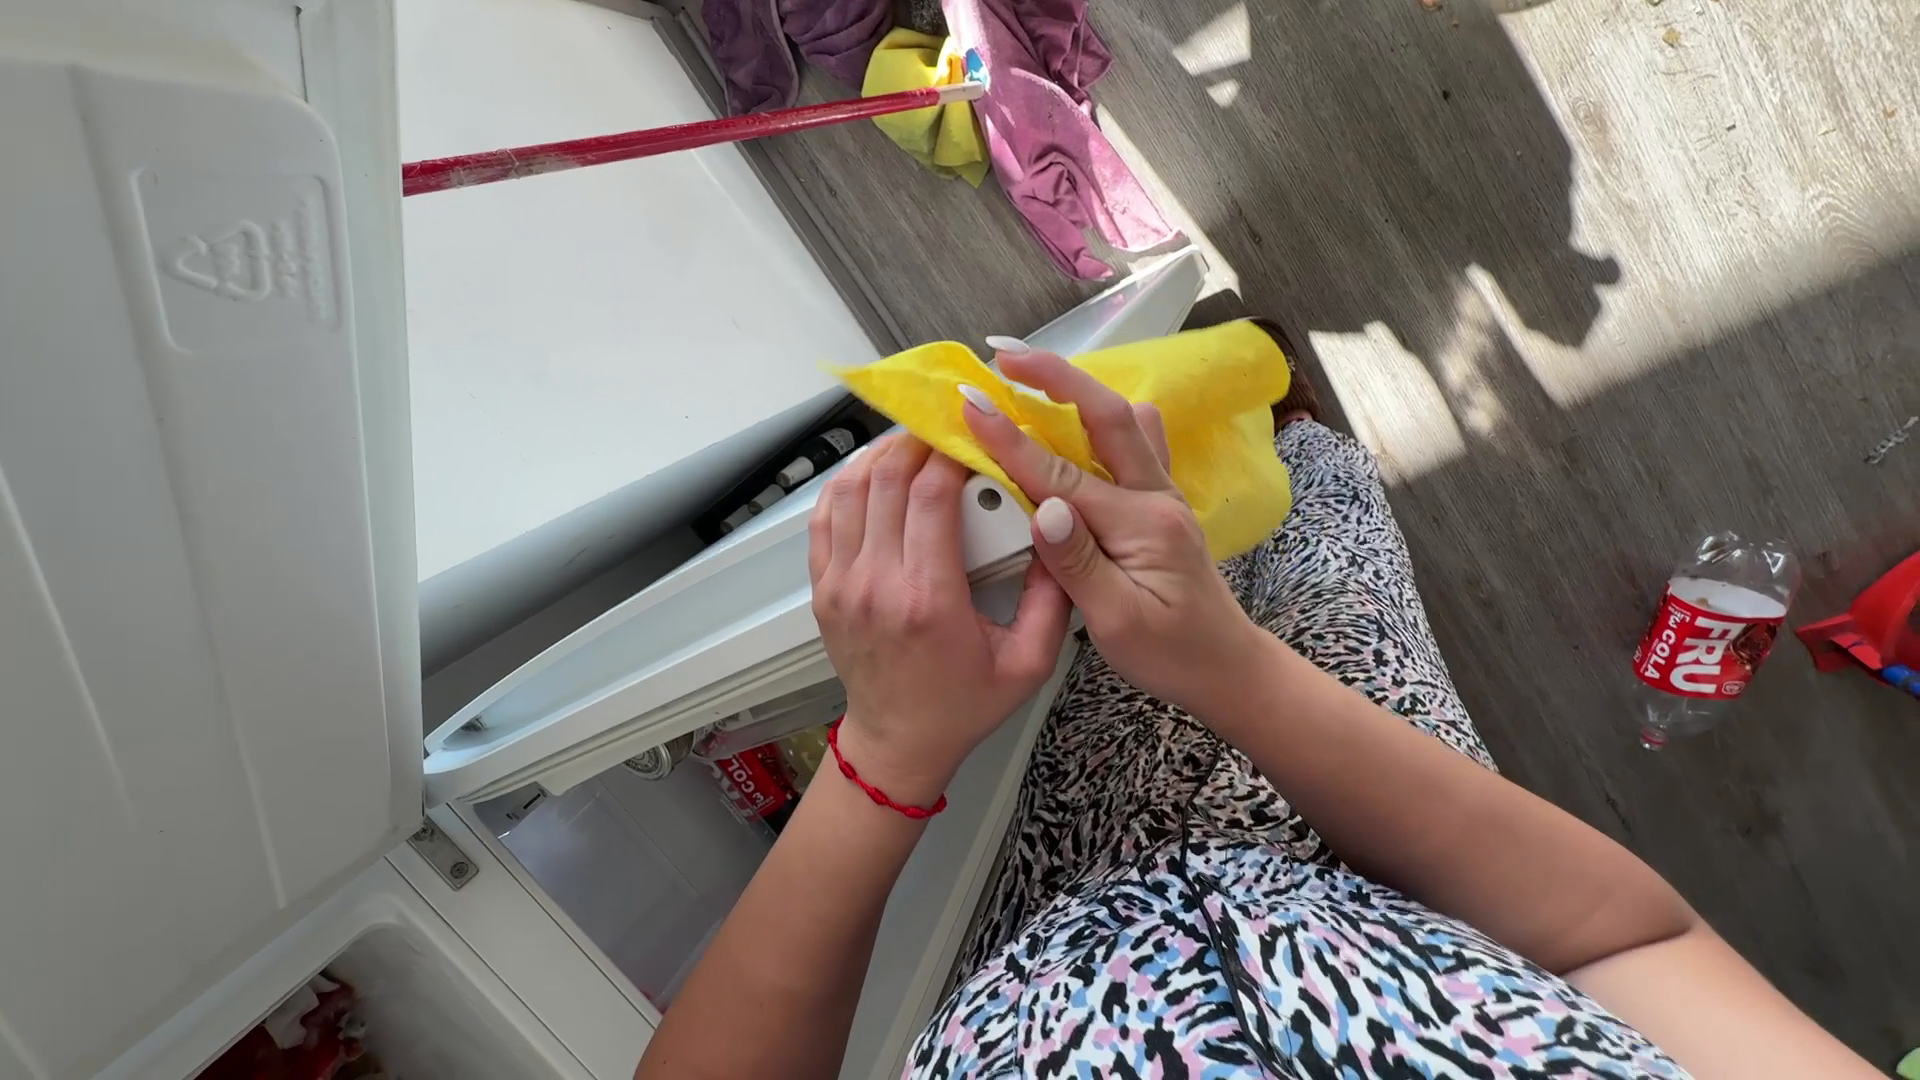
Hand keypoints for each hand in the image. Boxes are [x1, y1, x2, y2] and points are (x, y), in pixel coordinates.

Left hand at [808, 436, 1071, 806]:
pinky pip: (823, 518)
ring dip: (880, 456)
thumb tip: (1057, 532)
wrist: (900, 741)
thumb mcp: (1029, 663)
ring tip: (910, 447)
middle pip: (886, 480)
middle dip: (915, 442)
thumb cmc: (963, 704)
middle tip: (941, 431)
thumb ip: (1052, 598)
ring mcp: (841, 585)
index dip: (950, 453)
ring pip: (849, 490)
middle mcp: (876, 584)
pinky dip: (845, 485)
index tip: (969, 438)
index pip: (930, 495)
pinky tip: (871, 474)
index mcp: (929, 599)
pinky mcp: (824, 589)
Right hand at [961, 347, 1266, 716]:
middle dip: (1054, 377)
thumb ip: (1078, 563)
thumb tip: (1043, 509)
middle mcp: (1156, 497)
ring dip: (1080, 391)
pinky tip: (1078, 424)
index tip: (971, 405)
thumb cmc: (1170, 653)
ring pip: (1125, 421)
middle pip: (1106, 416)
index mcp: (1141, 524)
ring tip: (1036, 379)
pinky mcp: (1159, 502)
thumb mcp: (1118, 621)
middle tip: (1006, 355)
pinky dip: (1102, 419)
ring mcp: (1162, 495)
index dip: (1012, 440)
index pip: (1063, 474)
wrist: (1224, 665)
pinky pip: (1134, 443)